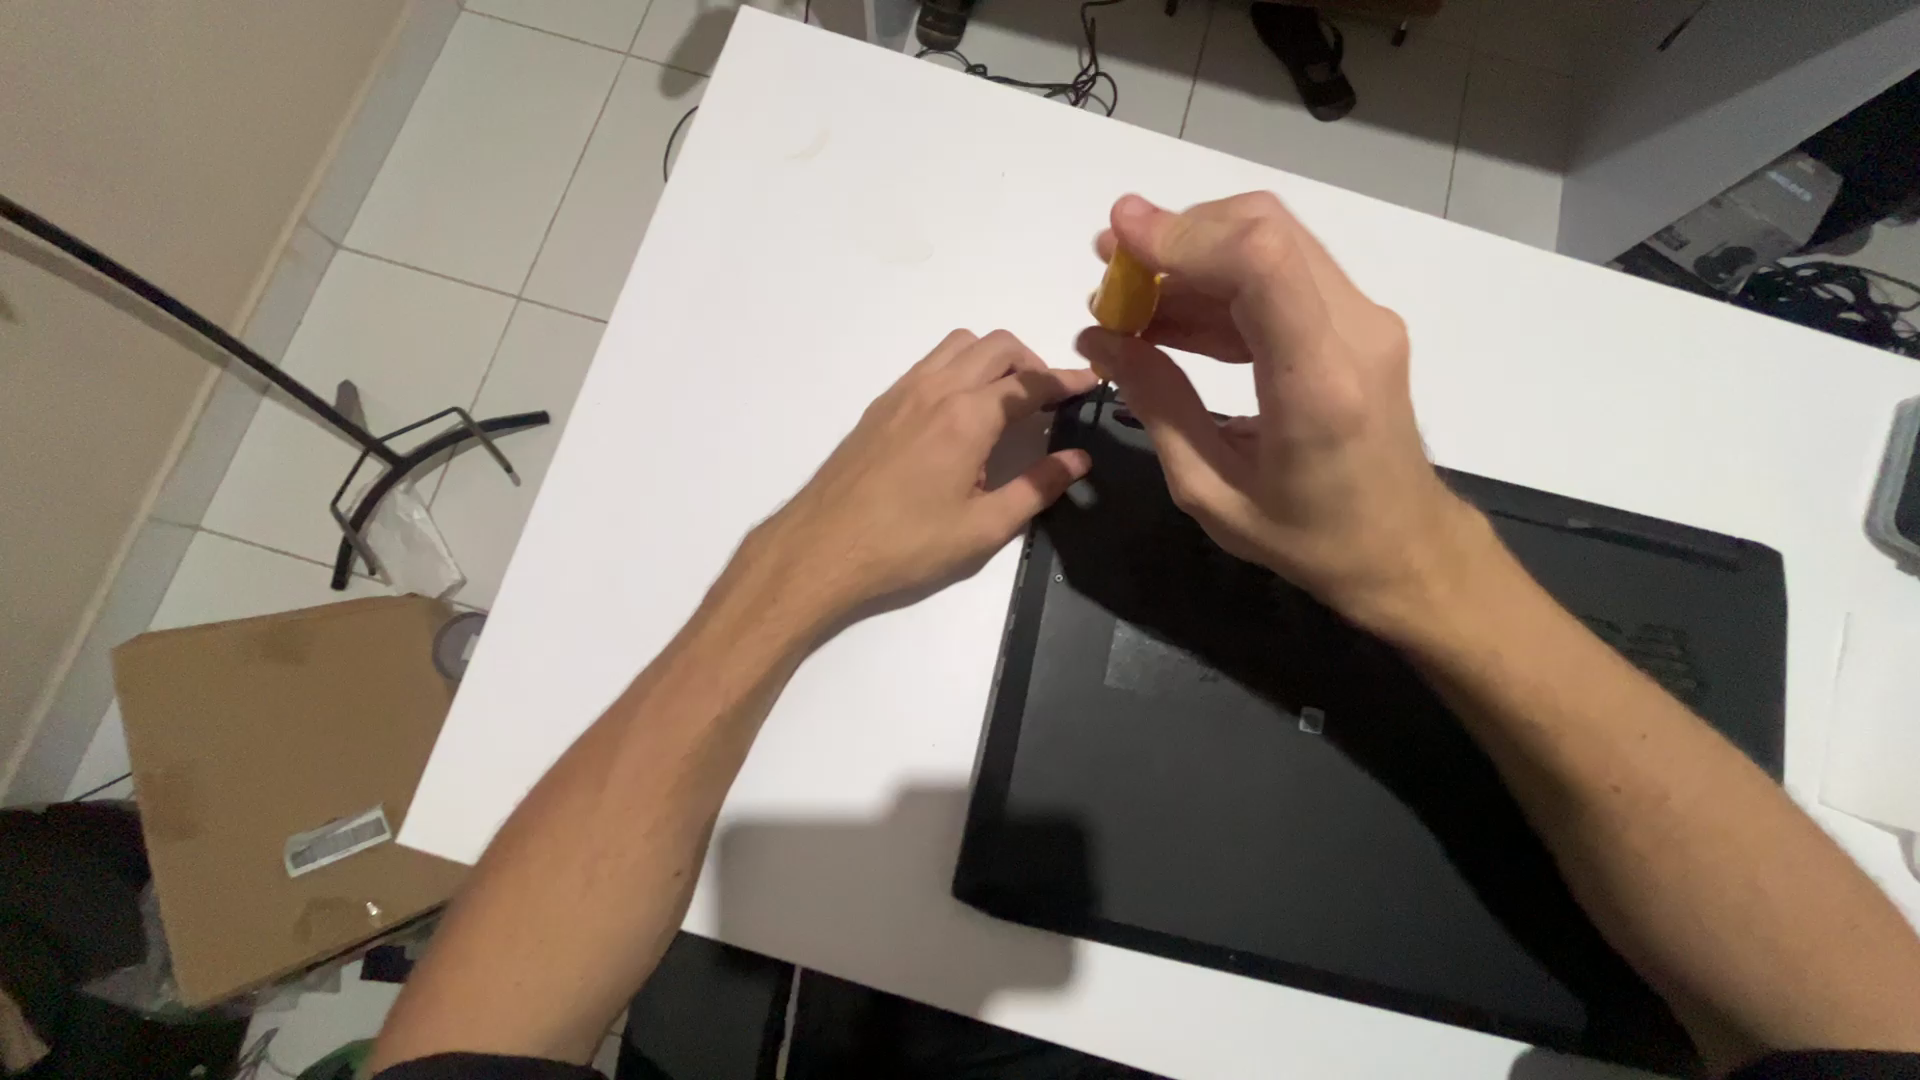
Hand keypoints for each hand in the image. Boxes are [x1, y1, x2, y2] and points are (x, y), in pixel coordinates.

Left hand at [751, 329, 1096, 619]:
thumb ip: (1036, 487)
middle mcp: (936, 389)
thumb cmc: (906, 544)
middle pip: (996, 346)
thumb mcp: (982, 528)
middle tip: (1047, 400)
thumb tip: (1078, 459)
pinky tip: (960, 413)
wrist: (823, 547)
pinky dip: (959, 368)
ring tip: (1005, 401)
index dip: (1066, 379)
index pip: (1030, 382)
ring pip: (959, 345)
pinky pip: (930, 364)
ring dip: (992, 359)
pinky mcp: (881, 404)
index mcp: (967, 416)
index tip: (1091, 383)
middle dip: (1031, 362)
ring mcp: (903, 392)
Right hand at [1078, 193, 1489, 636]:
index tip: (1116, 238)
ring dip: (1190, 259)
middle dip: (1174, 239)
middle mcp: (1353, 331)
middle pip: (1264, 232)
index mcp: (1318, 384)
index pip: (1261, 262)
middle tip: (1108, 270)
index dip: (1183, 235)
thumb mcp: (1211, 490)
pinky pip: (1279, 277)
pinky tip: (1165, 319)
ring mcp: (1362, 319)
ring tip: (1124, 299)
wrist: (1400, 545)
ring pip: (1270, 243)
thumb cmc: (1307, 537)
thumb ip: (1158, 407)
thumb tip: (1101, 341)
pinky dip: (1216, 285)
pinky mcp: (1355, 322)